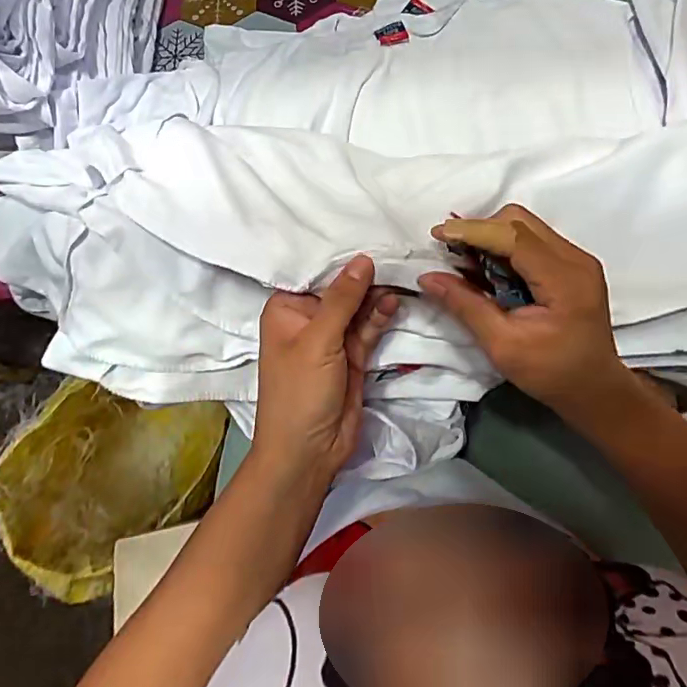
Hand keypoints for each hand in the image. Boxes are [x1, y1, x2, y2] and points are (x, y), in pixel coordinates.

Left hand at [254, 255, 400, 477]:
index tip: (368, 234)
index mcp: (285, 310)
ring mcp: (330, 339)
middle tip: (395, 256)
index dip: (339, 258)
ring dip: (376, 297)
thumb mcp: (319, 341)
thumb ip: (343, 299)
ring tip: (401, 277)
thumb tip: (363, 259)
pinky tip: (394, 302)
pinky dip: (380, 317)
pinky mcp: (351, 357)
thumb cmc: (299, 391)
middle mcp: (306, 320)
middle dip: (364, 277)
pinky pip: (367, 329)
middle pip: (339, 290)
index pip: (313, 274)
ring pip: (356, 309)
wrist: (308, 452)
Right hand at [418, 205, 640, 420]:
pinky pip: (529, 238)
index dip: (472, 231)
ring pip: (522, 224)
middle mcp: (575, 260)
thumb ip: (465, 305)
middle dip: (480, 230)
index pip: (513, 236)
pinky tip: (488, 269)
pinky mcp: (570, 264)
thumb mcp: (501, 345)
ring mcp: (575, 259)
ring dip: (490, 236)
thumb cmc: (551, 373)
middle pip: (518, 221)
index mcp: (564, 281)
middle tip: (453, 254)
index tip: (438, 235)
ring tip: (468, 263)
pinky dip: (503, 246)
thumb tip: (428, 278)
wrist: (595, 389)